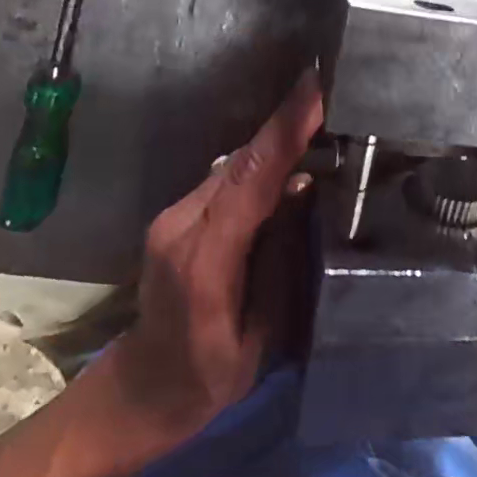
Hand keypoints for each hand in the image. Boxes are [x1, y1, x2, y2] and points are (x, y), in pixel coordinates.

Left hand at [99, 70, 323, 440]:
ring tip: (319, 124)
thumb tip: (303, 189)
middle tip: (332, 95)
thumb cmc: (210, 375)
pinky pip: (225, 182)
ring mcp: (171, 218)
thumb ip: (280, 258)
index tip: (314, 89)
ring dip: (274, 145)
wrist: (145, 387)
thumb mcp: (262, 332)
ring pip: (233, 167)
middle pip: (241, 162)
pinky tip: (287, 168)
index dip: (283, 133)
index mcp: (205, 261)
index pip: (250, 180)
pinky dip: (259, 167)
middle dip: (287, 126)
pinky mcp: (173, 218)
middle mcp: (180, 226)